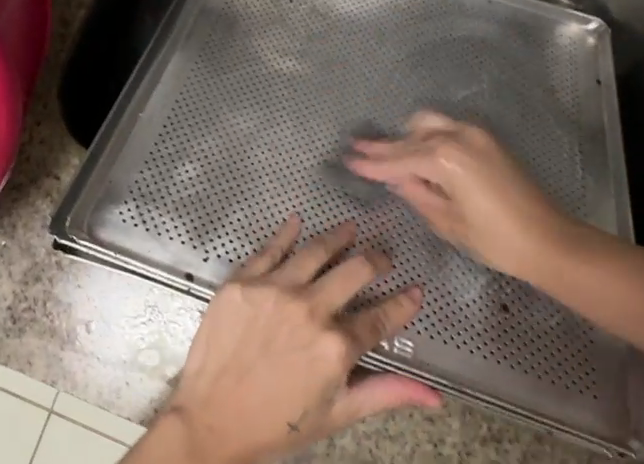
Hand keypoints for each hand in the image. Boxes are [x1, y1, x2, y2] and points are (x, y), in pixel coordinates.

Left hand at [148, 217, 439, 463]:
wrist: (209, 420)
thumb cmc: (275, 423)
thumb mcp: (336, 414)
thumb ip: (385, 394)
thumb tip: (434, 397)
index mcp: (336, 346)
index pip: (382, 317)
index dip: (403, 303)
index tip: (415, 290)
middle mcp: (310, 309)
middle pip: (355, 271)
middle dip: (376, 260)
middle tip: (383, 255)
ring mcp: (274, 290)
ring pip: (316, 250)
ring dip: (338, 236)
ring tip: (350, 227)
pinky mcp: (242, 282)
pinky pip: (269, 248)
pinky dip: (286, 232)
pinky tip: (297, 220)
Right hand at [347, 111, 584, 280]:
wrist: (549, 241)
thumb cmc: (497, 240)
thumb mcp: (448, 222)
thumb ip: (418, 195)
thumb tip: (397, 180)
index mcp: (445, 159)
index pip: (398, 159)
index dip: (372, 163)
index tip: (348, 159)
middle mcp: (457, 136)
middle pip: (411, 137)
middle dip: (384, 146)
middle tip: (357, 147)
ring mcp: (475, 134)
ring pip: (429, 124)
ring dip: (407, 136)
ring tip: (385, 150)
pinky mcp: (487, 140)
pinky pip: (447, 129)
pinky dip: (428, 136)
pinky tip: (417, 151)